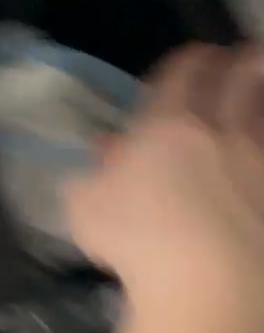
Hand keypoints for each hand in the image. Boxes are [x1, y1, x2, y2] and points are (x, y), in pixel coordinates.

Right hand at [68, 44, 263, 332]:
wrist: (211, 275)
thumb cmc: (133, 237)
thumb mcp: (85, 206)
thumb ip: (94, 173)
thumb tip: (108, 150)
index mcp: (162, 129)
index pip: (181, 75)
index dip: (186, 60)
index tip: (190, 57)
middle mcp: (220, 128)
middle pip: (243, 74)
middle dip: (242, 60)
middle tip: (241, 57)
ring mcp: (261, 152)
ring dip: (261, 91)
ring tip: (256, 91)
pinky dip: (263, 135)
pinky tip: (255, 142)